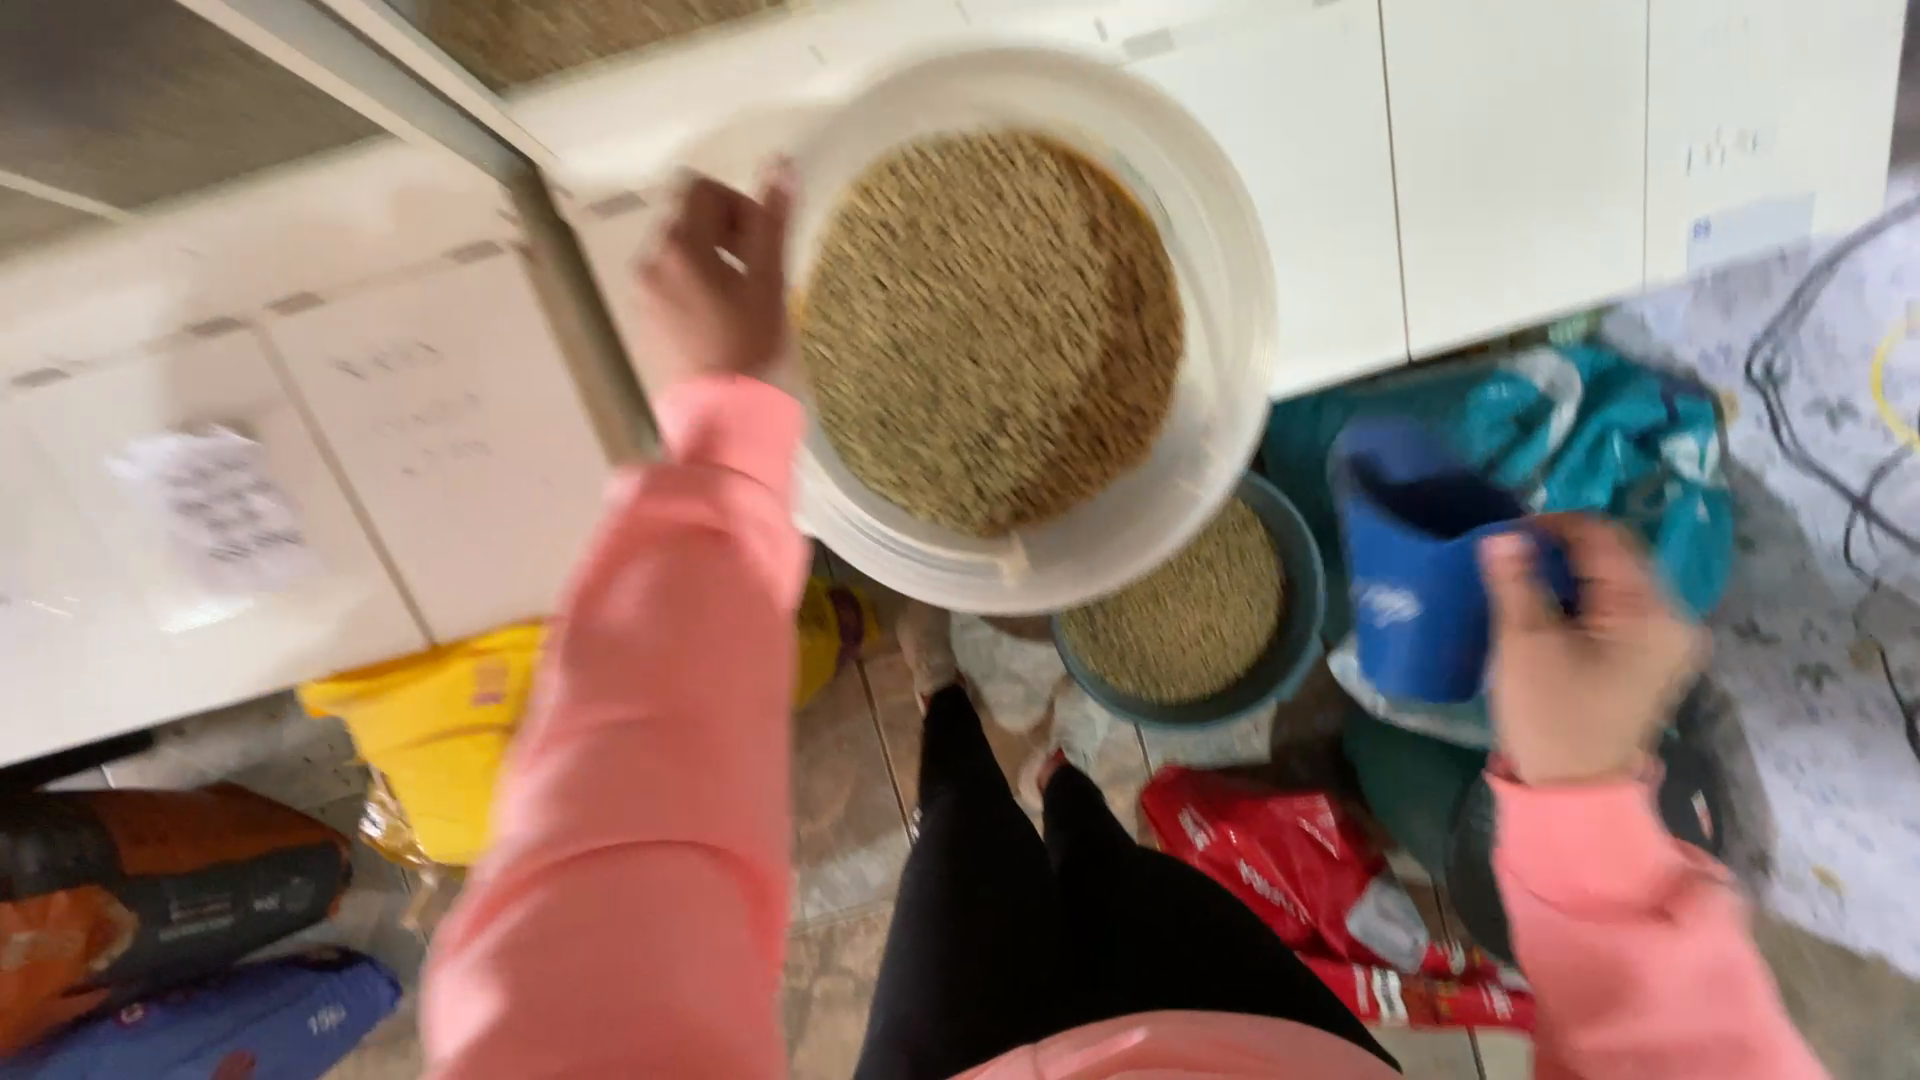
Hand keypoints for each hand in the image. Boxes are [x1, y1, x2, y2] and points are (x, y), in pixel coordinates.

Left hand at [633, 162, 796, 393]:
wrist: (725, 424)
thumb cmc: (755, 353)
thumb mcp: (771, 285)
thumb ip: (772, 223)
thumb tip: (781, 163)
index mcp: (680, 246)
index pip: (701, 189)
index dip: (738, 205)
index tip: (762, 244)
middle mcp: (650, 264)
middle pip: (686, 219)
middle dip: (724, 233)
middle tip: (756, 275)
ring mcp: (643, 297)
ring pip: (678, 254)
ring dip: (711, 262)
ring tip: (741, 306)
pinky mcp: (645, 326)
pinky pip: (669, 287)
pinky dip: (695, 290)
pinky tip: (721, 328)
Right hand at [1479, 515, 1706, 786]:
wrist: (1573, 786)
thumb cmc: (1549, 712)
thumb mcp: (1523, 642)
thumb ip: (1515, 582)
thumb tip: (1502, 535)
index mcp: (1649, 612)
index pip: (1607, 540)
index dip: (1555, 525)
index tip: (1505, 533)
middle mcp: (1670, 620)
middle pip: (1614, 559)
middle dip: (1558, 549)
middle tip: (1505, 556)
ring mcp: (1663, 641)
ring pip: (1612, 582)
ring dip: (1565, 573)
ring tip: (1516, 578)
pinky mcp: (1646, 658)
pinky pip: (1612, 607)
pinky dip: (1576, 597)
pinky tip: (1541, 607)